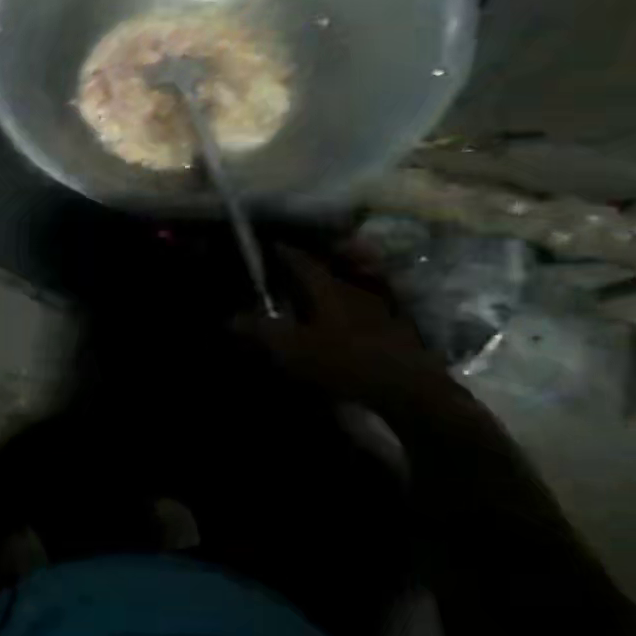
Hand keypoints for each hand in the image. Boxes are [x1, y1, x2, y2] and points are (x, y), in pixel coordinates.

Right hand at [236, 247, 468, 416]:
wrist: (407, 389)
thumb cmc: (342, 361)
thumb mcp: (291, 348)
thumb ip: (260, 331)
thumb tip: (228, 319)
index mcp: (327, 288)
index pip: (302, 262)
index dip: (285, 253)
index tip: (271, 246)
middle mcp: (354, 290)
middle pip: (331, 270)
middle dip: (312, 266)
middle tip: (293, 267)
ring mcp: (380, 309)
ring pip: (353, 287)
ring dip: (337, 285)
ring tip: (319, 292)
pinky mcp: (397, 330)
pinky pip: (370, 309)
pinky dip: (356, 308)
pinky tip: (348, 319)